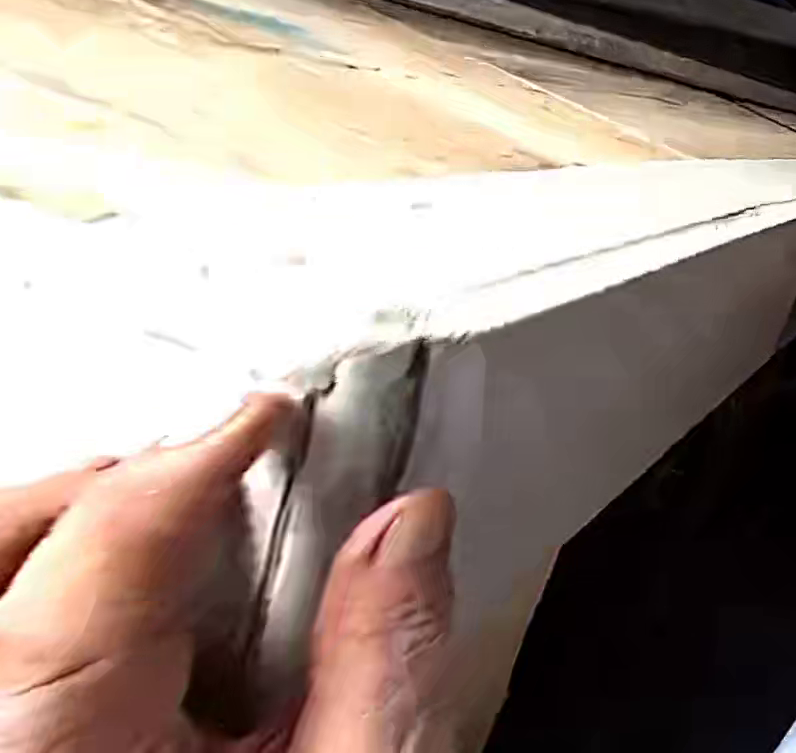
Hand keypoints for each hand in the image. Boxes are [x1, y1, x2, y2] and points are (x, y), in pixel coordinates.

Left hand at [0, 396, 454, 752]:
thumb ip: (390, 642)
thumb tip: (412, 515)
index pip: (81, 594)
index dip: (173, 478)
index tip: (260, 416)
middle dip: (80, 494)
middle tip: (214, 462)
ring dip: (67, 528)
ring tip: (189, 508)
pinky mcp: (17, 729)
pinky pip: (3, 632)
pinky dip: (62, 575)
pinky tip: (153, 580)